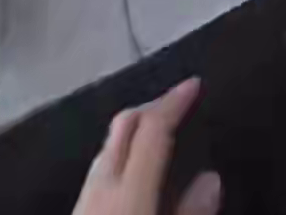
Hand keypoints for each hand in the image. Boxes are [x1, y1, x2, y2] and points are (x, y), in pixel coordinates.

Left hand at [72, 78, 221, 214]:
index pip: (152, 127)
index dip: (174, 100)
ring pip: (107, 147)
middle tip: (179, 104)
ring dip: (133, 131)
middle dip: (152, 106)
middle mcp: (100, 186)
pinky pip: (98, 171)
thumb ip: (190, 212)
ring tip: (158, 133)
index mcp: (126, 189)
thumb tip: (211, 178)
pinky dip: (119, 156)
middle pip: (124, 126)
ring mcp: (81, 202)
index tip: (195, 82)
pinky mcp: (74, 211)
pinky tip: (131, 175)